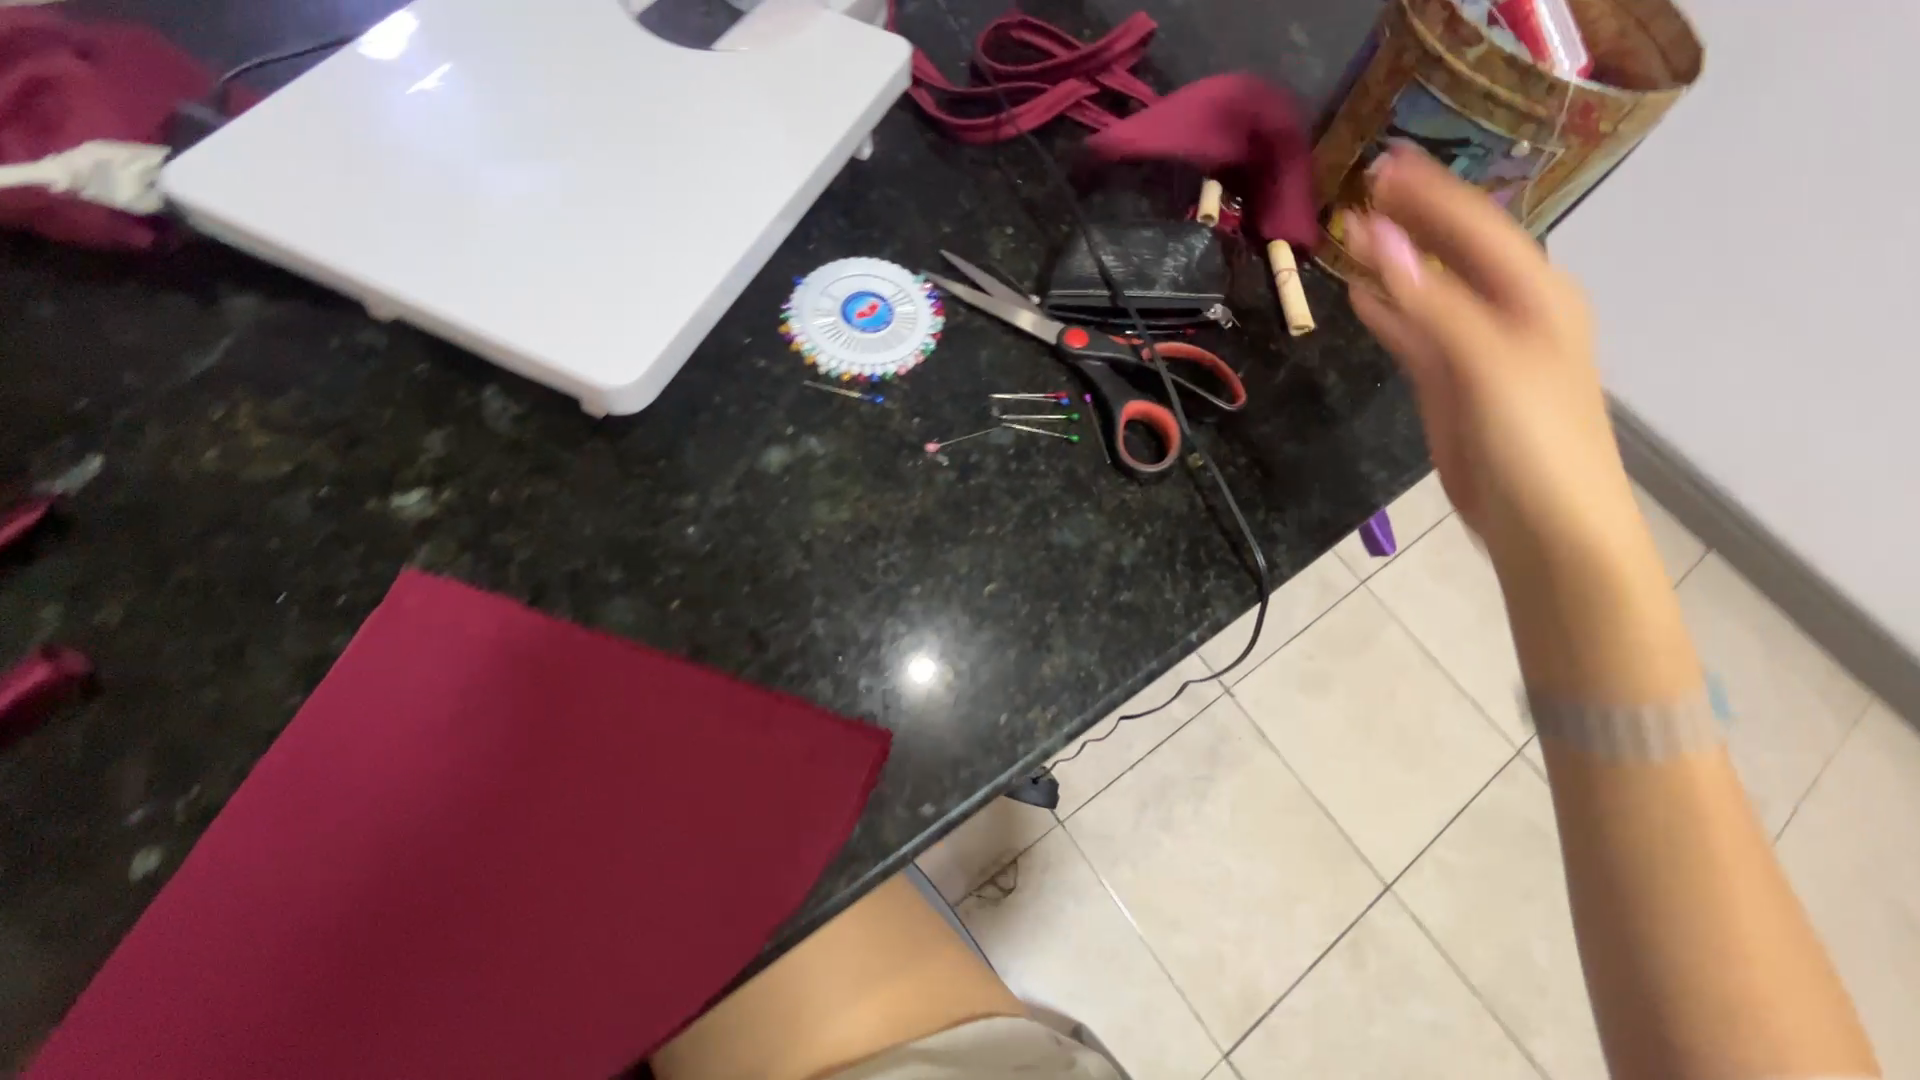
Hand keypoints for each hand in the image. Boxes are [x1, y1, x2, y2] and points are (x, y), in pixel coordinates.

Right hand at [1342, 143, 1646, 578]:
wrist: (1544, 525)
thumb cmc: (1532, 439)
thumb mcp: (1485, 362)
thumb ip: (1430, 302)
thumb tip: (1378, 241)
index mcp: (1535, 295)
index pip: (1476, 228)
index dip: (1430, 196)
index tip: (1381, 166)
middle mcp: (1508, 311)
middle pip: (1453, 252)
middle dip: (1411, 220)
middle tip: (1362, 189)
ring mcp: (1477, 349)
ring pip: (1428, 291)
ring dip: (1393, 263)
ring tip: (1351, 233)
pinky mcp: (1450, 384)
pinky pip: (1415, 334)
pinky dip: (1389, 313)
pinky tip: (1361, 296)